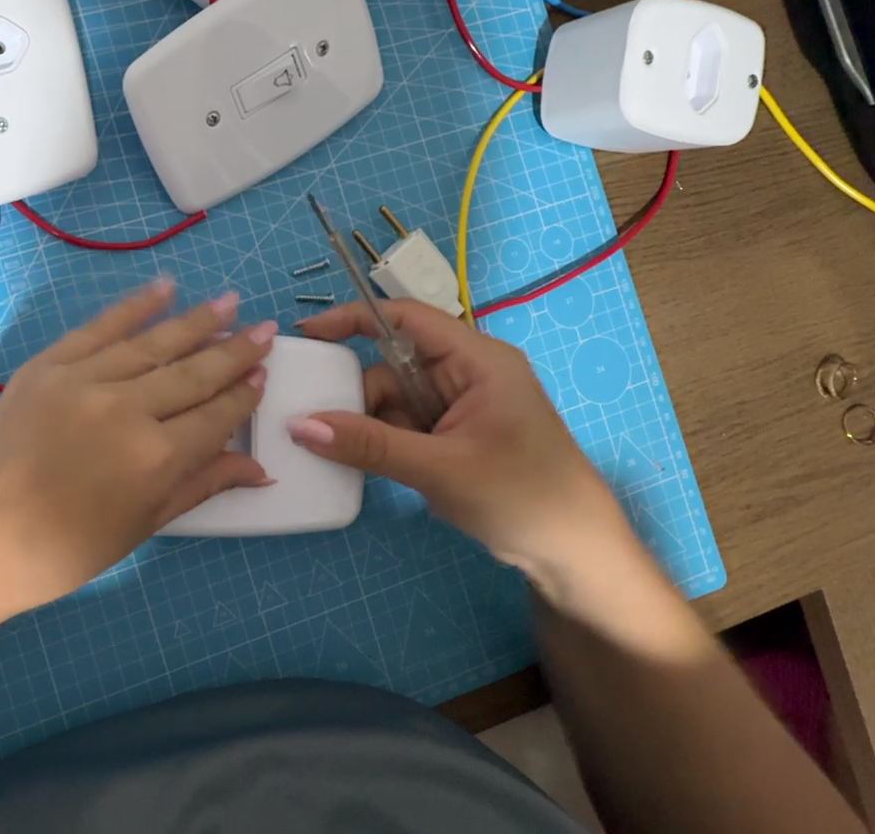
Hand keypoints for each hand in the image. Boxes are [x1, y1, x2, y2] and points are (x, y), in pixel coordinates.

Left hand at [0, 279, 276, 616]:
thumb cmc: (64, 550)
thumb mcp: (142, 526)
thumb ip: (200, 485)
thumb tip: (259, 468)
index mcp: (154, 456)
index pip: (214, 415)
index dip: (242, 395)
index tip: (264, 373)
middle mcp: (125, 408)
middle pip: (191, 372)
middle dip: (234, 351)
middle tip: (266, 328)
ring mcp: (82, 380)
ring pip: (151, 343)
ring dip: (195, 321)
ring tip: (229, 302)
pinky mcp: (46, 366)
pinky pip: (98, 328)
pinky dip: (132, 306)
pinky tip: (163, 289)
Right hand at [287, 299, 640, 596]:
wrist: (574, 556)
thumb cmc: (523, 498)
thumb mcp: (439, 469)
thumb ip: (368, 444)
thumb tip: (299, 425)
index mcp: (477, 360)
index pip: (405, 318)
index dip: (352, 319)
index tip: (306, 336)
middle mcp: (464, 374)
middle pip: (390, 364)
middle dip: (354, 391)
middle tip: (314, 419)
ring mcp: (457, 406)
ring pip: (389, 398)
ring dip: (364, 424)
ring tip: (340, 453)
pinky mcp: (450, 435)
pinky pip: (399, 424)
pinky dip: (377, 440)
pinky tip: (360, 462)